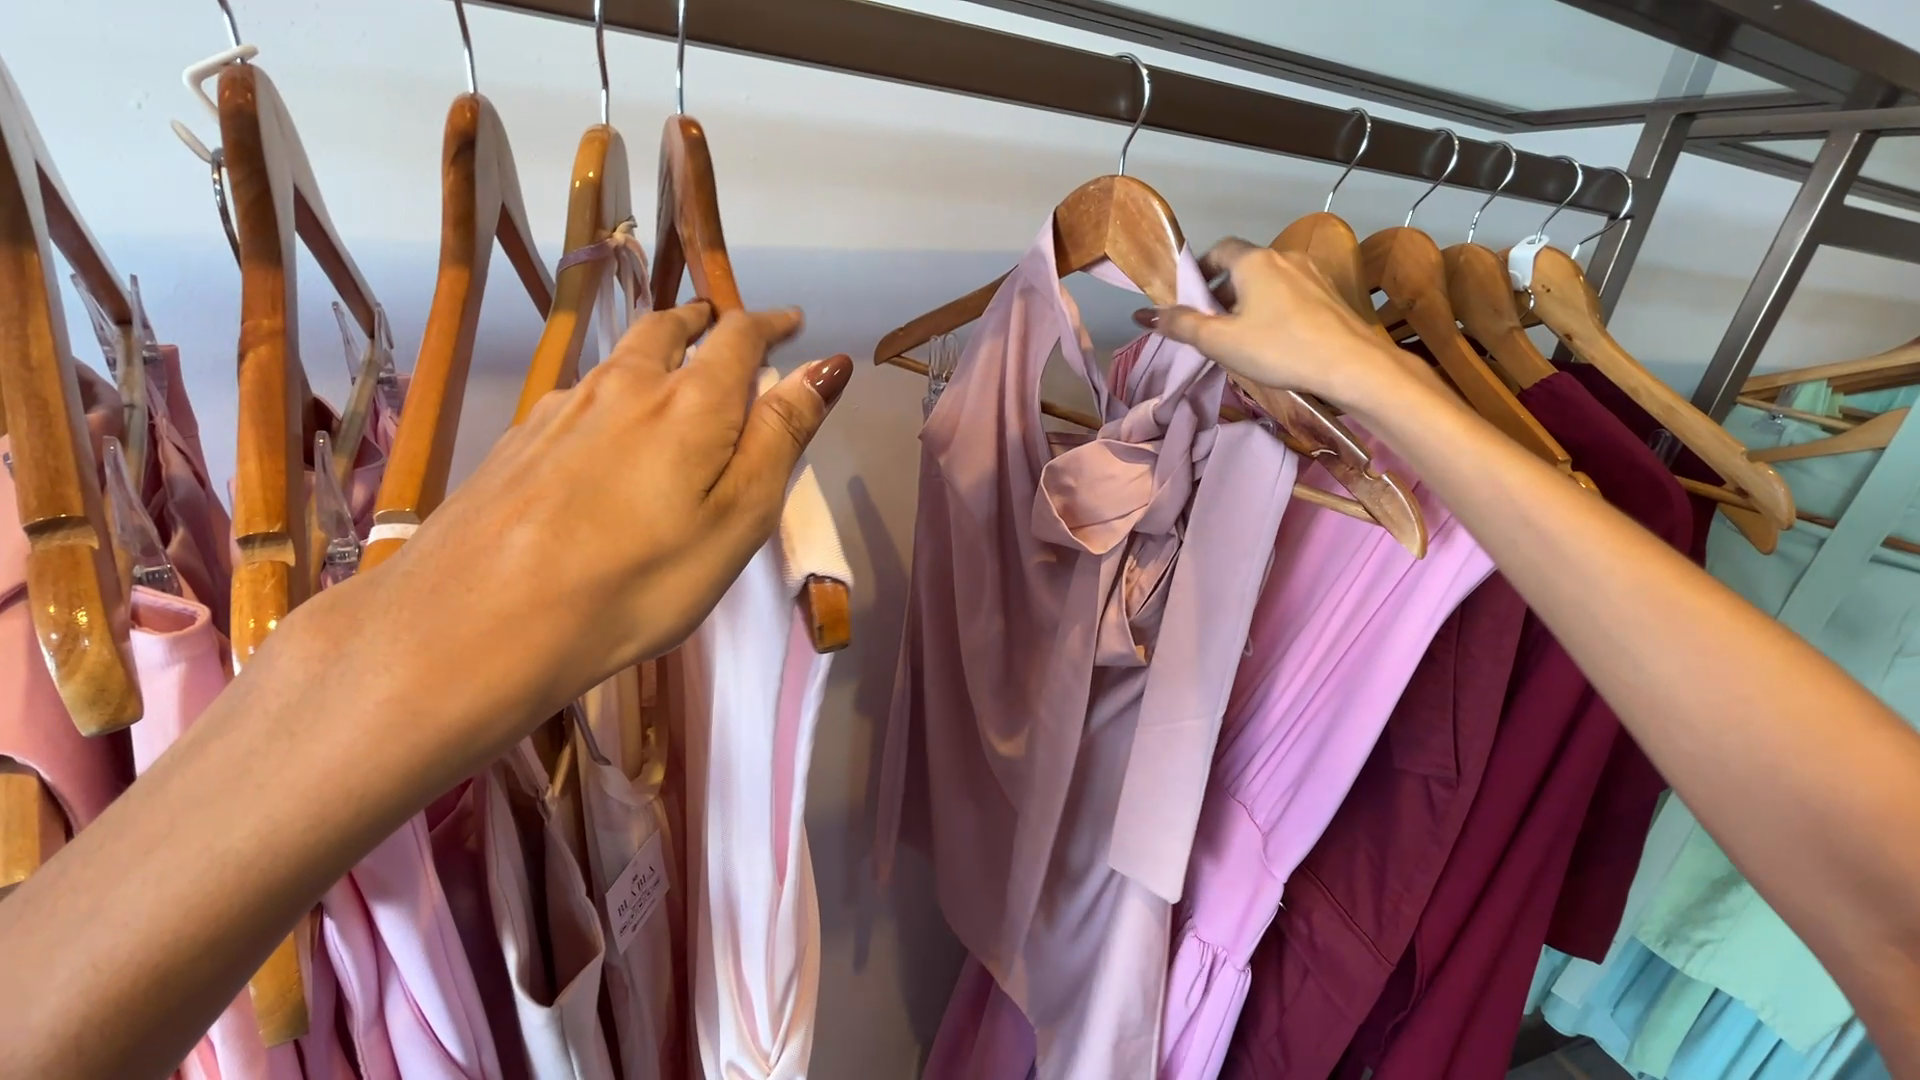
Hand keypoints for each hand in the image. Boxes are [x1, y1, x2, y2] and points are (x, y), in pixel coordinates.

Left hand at [352, 300, 850, 723]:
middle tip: (724, 326)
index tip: (793, 321)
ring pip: (621, 359)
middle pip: (668, 329)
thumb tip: (826, 366)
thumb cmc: (639, 580)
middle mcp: (624, 387)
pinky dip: (613, 390)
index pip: (738, 337)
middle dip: (704, 321)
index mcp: (690, 403)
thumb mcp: (738, 518)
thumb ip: (782, 436)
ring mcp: (562, 410)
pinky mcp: (519, 442)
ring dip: (656, 348)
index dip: (770, 323)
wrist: (481, 622)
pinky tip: (604, 427)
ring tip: (671, 365)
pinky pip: (582, 396)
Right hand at [1134, 238, 1415, 411]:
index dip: (1200, 271)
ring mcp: (1312, 274)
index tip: (1190, 297)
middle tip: (1211, 324)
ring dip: (1249, 300)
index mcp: (1253, 261)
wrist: (1351, 364)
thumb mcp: (1220, 341)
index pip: (1218, 250)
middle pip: (1243, 266)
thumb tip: (1146, 315)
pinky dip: (1275, 308)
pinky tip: (1275, 338)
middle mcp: (1283, 257)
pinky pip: (1291, 294)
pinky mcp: (1330, 294)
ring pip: (1269, 281)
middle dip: (1223, 290)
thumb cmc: (1278, 349)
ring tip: (1242, 334)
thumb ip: (1182, 326)